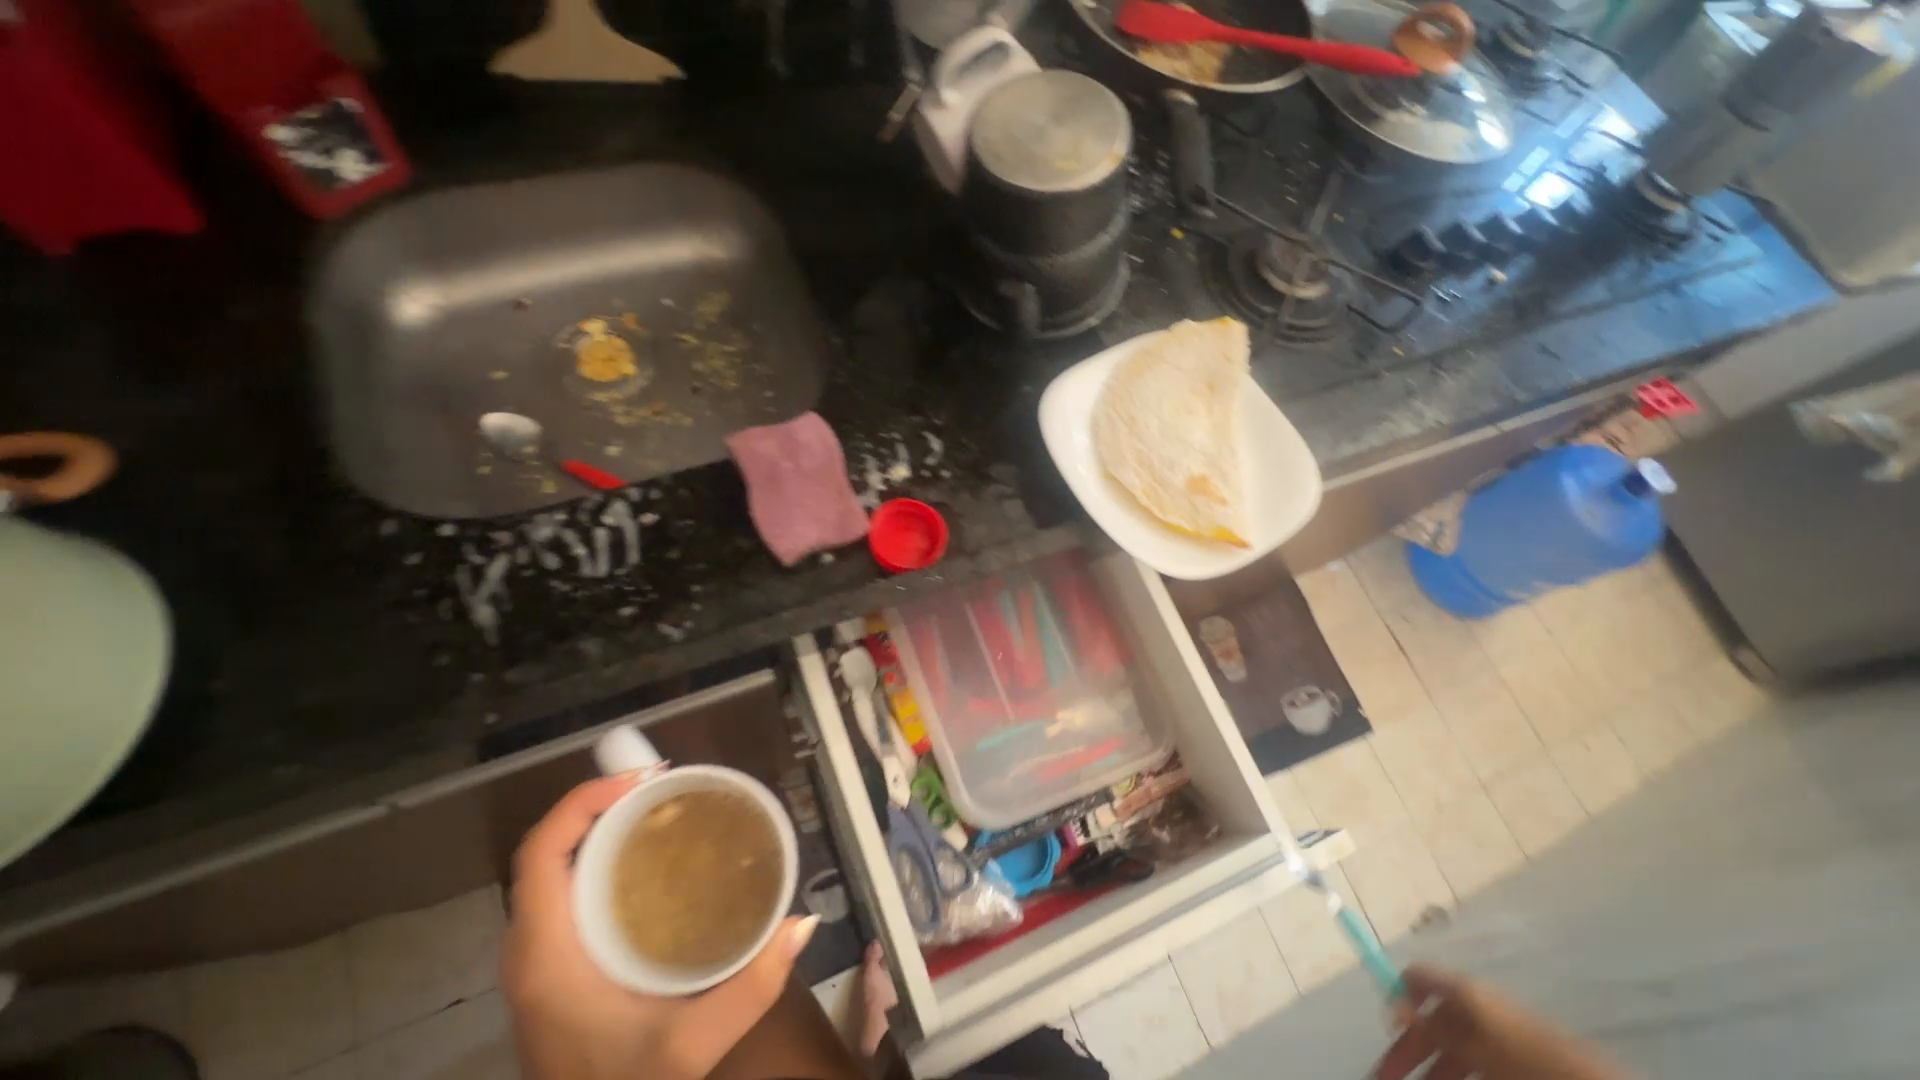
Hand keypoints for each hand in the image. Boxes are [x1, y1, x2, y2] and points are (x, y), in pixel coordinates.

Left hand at [502, 775, 819, 1079]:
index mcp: (546, 952)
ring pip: (557, 874)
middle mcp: (530, 947)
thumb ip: (749, 989)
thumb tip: (801, 923)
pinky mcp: (551, 974)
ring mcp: (537, 962)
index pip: (542, 850)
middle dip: (603, 808)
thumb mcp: (689, 1049)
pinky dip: (601, 867)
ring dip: (601, 835)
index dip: (584, 801)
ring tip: (664, 819)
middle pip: (551, 851)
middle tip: (669, 793)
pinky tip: (649, 873)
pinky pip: (568, 897)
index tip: (646, 781)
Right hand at [1375, 965, 1631, 1079]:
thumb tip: (1392, 1006)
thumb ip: (1432, 1028)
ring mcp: (1495, 1040)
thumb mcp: (1476, 1048)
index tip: (1387, 1029)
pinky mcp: (1511, 1066)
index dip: (1398, 998)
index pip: (1418, 979)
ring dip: (1430, 1074)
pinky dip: (1456, 1079)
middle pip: (1430, 1024)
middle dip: (1405, 1053)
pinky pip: (1472, 1068)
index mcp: (1465, 996)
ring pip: (1450, 1054)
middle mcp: (1476, 1011)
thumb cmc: (1529, 1064)